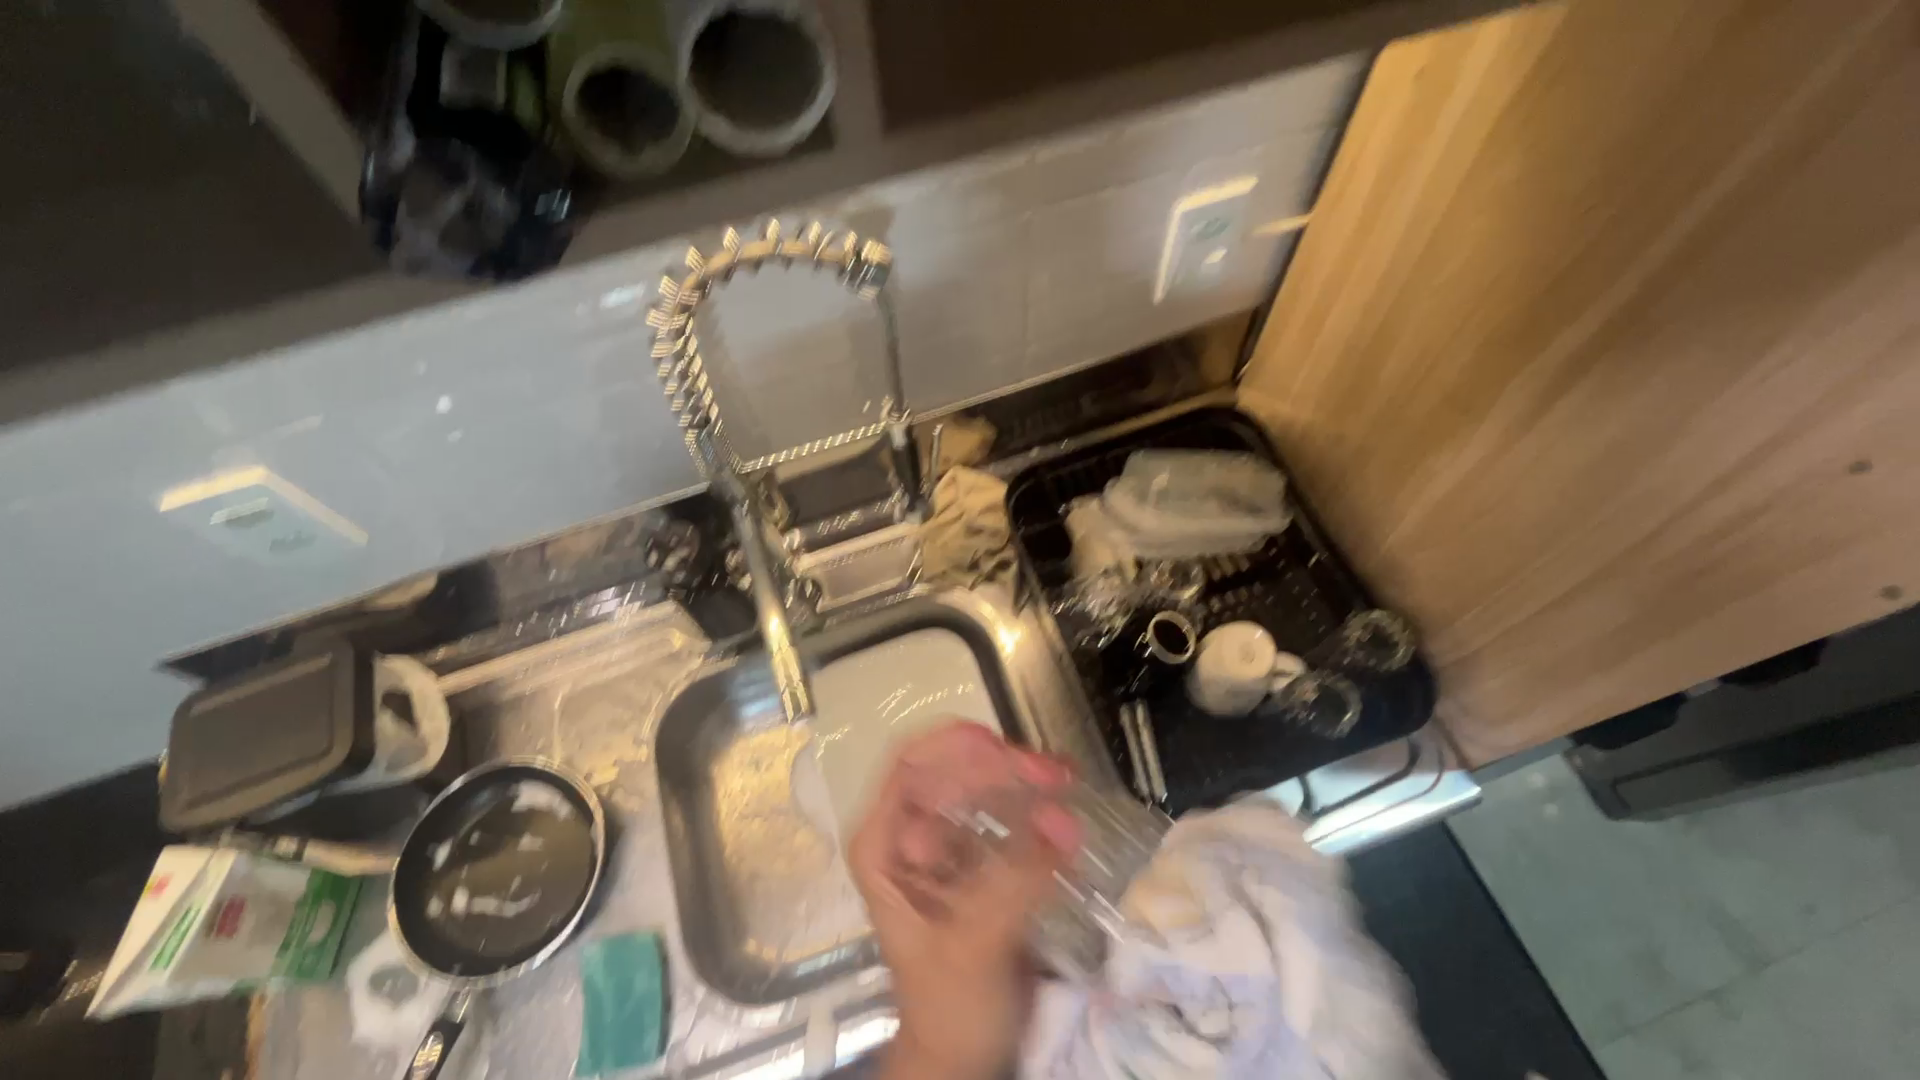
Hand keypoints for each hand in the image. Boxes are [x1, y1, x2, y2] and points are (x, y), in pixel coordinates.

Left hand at [848, 722, 1081, 1079]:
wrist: (965, 1054)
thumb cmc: (948, 1006)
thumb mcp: (971, 947)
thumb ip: (1012, 885)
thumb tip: (1061, 824)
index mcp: (883, 845)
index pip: (909, 768)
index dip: (951, 748)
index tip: (1001, 748)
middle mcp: (911, 835)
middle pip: (953, 772)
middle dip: (1002, 765)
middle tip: (1053, 773)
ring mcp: (949, 847)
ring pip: (983, 789)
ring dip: (1024, 783)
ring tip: (1064, 786)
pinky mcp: (983, 863)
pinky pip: (1008, 819)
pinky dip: (1036, 812)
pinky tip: (1063, 820)